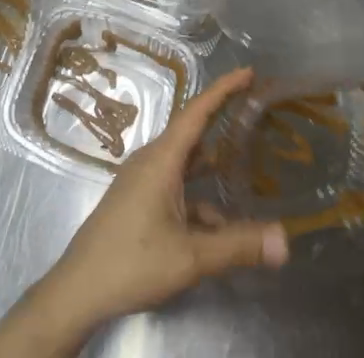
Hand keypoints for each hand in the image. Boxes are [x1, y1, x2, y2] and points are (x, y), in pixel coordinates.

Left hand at [0, 69, 288, 357]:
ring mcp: (140, 182)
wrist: (77, 291)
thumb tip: (286, 242)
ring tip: (248, 168)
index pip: (196, 112)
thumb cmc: (131, 263)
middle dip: (223, 122)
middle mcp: (150, 162)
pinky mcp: (137, 202)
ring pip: (185, 164)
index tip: (249, 72)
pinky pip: (175, 187)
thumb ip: (238, 245)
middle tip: (257, 113)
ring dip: (213, 166)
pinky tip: (220, 226)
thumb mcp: (190, 257)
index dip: (223, 90)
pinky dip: (200, 198)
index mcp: (160, 161)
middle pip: (192, 133)